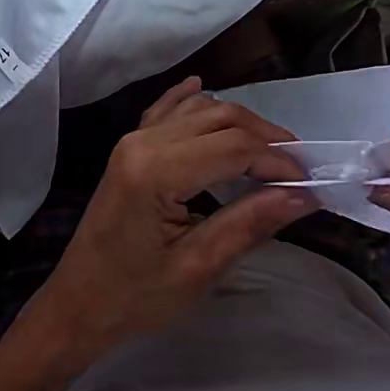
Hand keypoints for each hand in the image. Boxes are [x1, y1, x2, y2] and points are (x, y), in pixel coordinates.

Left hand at [23, 77, 316, 364]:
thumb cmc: (135, 295)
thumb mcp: (198, 267)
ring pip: (197, 109)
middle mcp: (141, 142)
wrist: (79, 302)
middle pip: (219, 117)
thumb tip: (303, 194)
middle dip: (264, 137)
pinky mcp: (128, 149)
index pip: (234, 146)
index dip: (277, 160)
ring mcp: (131, 140)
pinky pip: (164, 110)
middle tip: (297, 170)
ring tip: (270, 155)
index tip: (310, 184)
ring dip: (238, 123)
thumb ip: (249, 222)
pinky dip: (189, 100)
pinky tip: (202, 88)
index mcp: (155, 171)